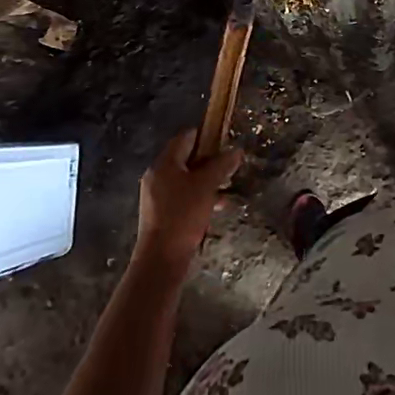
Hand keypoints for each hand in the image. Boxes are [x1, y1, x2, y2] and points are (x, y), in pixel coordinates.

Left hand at [136, 129, 241, 264]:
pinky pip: (183, 195)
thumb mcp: (206, 186)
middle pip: (186, 157)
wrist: (161, 259)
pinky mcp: (162, 213)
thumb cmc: (183, 215)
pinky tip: (218, 206)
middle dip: (210, 160)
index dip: (207, 135)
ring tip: (227, 186)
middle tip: (229, 166)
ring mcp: (157, 195)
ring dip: (207, 180)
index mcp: (164, 164)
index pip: (186, 137)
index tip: (226, 142)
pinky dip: (200, 196)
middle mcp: (157, 175)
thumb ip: (221, 165)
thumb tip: (236, 151)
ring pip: (187, 178)